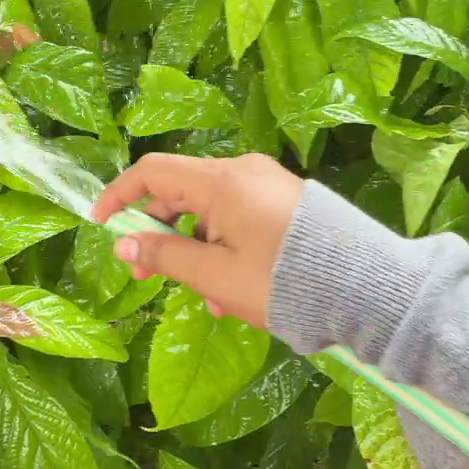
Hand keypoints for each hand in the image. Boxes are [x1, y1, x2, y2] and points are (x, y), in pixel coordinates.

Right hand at [91, 153, 304, 327]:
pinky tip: (231, 290)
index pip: (152, 172)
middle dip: (156, 231)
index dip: (119, 196)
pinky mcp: (285, 202)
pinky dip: (221, 246)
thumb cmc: (281, 281)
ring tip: (202, 297)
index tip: (100, 225)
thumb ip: (163, 255)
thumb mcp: (214, 275)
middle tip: (144, 272)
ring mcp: (267, 185)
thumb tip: (123, 244)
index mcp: (221, 181)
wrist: (368, 289)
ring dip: (192, 248)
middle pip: (179, 191)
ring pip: (208, 210)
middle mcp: (243, 172)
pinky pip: (237, 217)